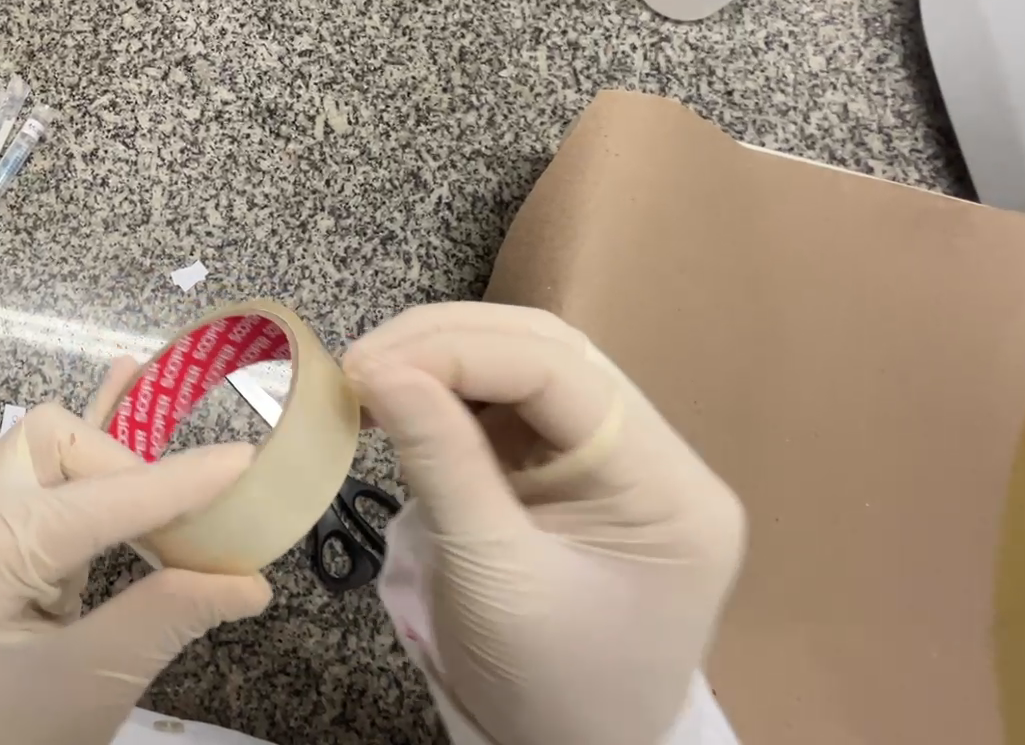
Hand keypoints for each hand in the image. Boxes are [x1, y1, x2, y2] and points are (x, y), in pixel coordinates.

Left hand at [0, 369, 272, 744]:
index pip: (82, 509)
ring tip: (171, 487)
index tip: (239, 462)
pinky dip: (86, 437)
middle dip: (127, 470)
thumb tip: (249, 580)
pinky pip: (35, 464)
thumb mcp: (88, 688)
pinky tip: (123, 380)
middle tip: (185, 522)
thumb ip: (164, 618)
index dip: (167, 485)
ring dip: (111, 465)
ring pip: (44, 445)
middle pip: (50, 444)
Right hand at [344, 303, 745, 744]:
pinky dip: (439, 385)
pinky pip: (499, 396)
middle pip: (545, 349)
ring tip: (367, 375)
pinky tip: (395, 396)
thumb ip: (440, 458)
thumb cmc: (542, 682)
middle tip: (358, 363)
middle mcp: (649, 453)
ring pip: (519, 358)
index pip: (560, 372)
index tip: (364, 368)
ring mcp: (605, 453)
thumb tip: (374, 367)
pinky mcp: (558, 462)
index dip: (456, 352)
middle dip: (442, 342)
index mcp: (666, 488)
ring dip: (437, 355)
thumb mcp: (490, 573)